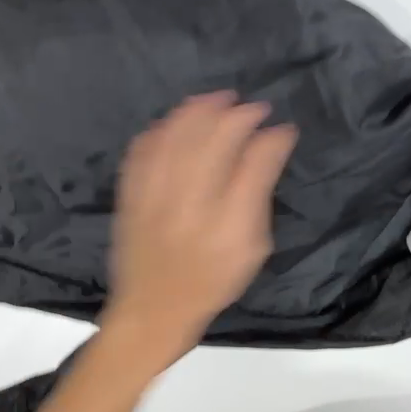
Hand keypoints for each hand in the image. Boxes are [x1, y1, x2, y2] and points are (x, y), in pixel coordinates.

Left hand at [102, 91, 296, 361]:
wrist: (152, 310)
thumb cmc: (210, 283)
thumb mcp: (251, 250)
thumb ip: (258, 197)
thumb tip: (270, 150)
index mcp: (227, 221)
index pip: (254, 162)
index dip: (270, 137)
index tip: (281, 126)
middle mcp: (190, 204)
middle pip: (213, 140)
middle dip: (235, 114)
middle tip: (250, 106)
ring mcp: (154, 197)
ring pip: (176, 137)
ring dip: (197, 111)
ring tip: (215, 100)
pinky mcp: (129, 196)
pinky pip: (142, 150)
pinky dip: (160, 130)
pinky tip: (173, 123)